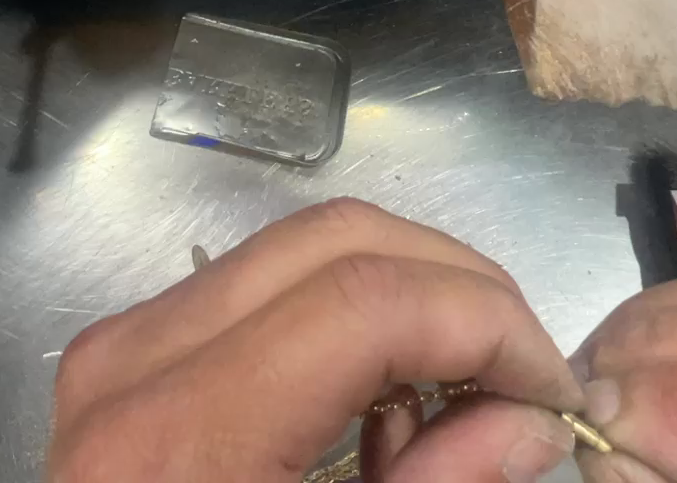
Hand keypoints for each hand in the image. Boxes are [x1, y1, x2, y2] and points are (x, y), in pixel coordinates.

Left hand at [46, 199, 585, 482]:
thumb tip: (527, 417)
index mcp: (181, 437)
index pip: (363, 299)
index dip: (483, 323)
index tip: (550, 385)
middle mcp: (137, 356)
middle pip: (335, 238)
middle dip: (454, 286)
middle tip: (518, 369)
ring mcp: (125, 338)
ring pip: (302, 244)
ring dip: (406, 293)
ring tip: (450, 399)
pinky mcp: (130, 342)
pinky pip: (265, 281)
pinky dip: (346, 316)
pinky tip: (372, 406)